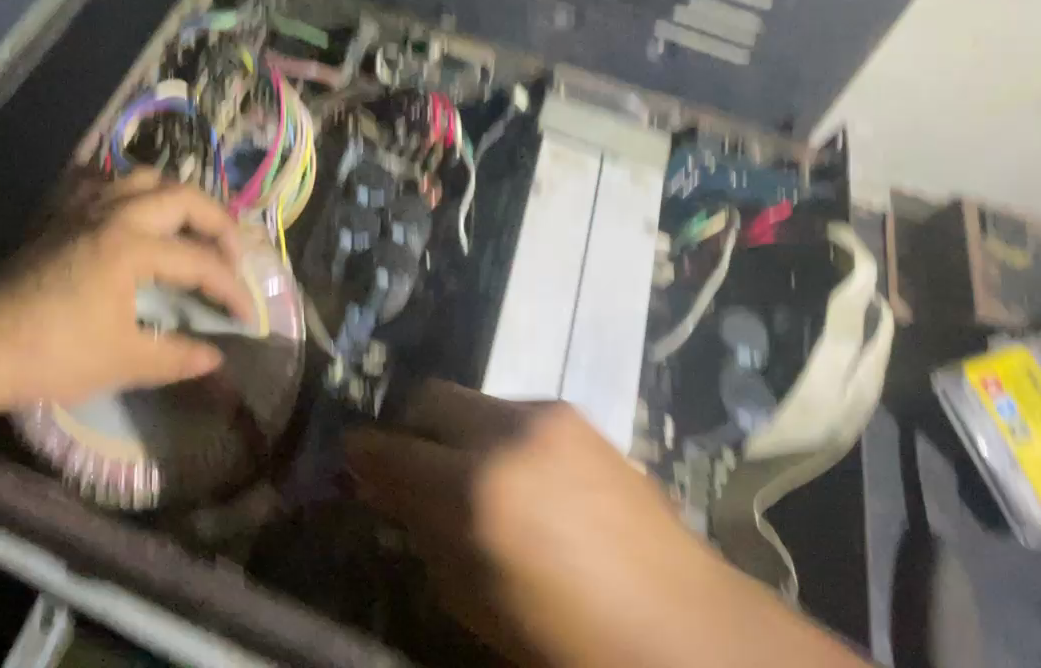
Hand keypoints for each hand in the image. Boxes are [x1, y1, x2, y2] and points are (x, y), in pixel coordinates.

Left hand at [0, 172, 255, 409]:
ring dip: (174, 196)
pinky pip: (95, 181)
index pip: (199, 262)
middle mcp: (112, 214)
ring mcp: (79, 209)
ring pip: (140, 178)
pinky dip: (121, 186)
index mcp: (132, 247)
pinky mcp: (53, 216)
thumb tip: (216, 356)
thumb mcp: (123, 361)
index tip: (249, 316)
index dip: (231, 288)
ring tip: (188, 224)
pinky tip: (125, 206)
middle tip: (233, 252)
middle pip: (181, 197)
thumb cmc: (52, 355)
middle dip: (217, 222)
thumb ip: (176, 356)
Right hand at [345, 383, 724, 665]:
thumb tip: (388, 491)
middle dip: (409, 429)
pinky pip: (513, 414)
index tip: (354, 466)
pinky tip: (520, 481)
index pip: (387, 449)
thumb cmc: (566, 641)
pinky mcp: (578, 418)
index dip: (361, 456)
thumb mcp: (473, 600)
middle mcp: (505, 434)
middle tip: (410, 469)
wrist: (685, 631)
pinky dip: (497, 438)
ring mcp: (547, 418)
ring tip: (472, 480)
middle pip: (428, 398)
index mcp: (473, 491)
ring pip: (473, 402)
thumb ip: (424, 533)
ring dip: (456, 432)